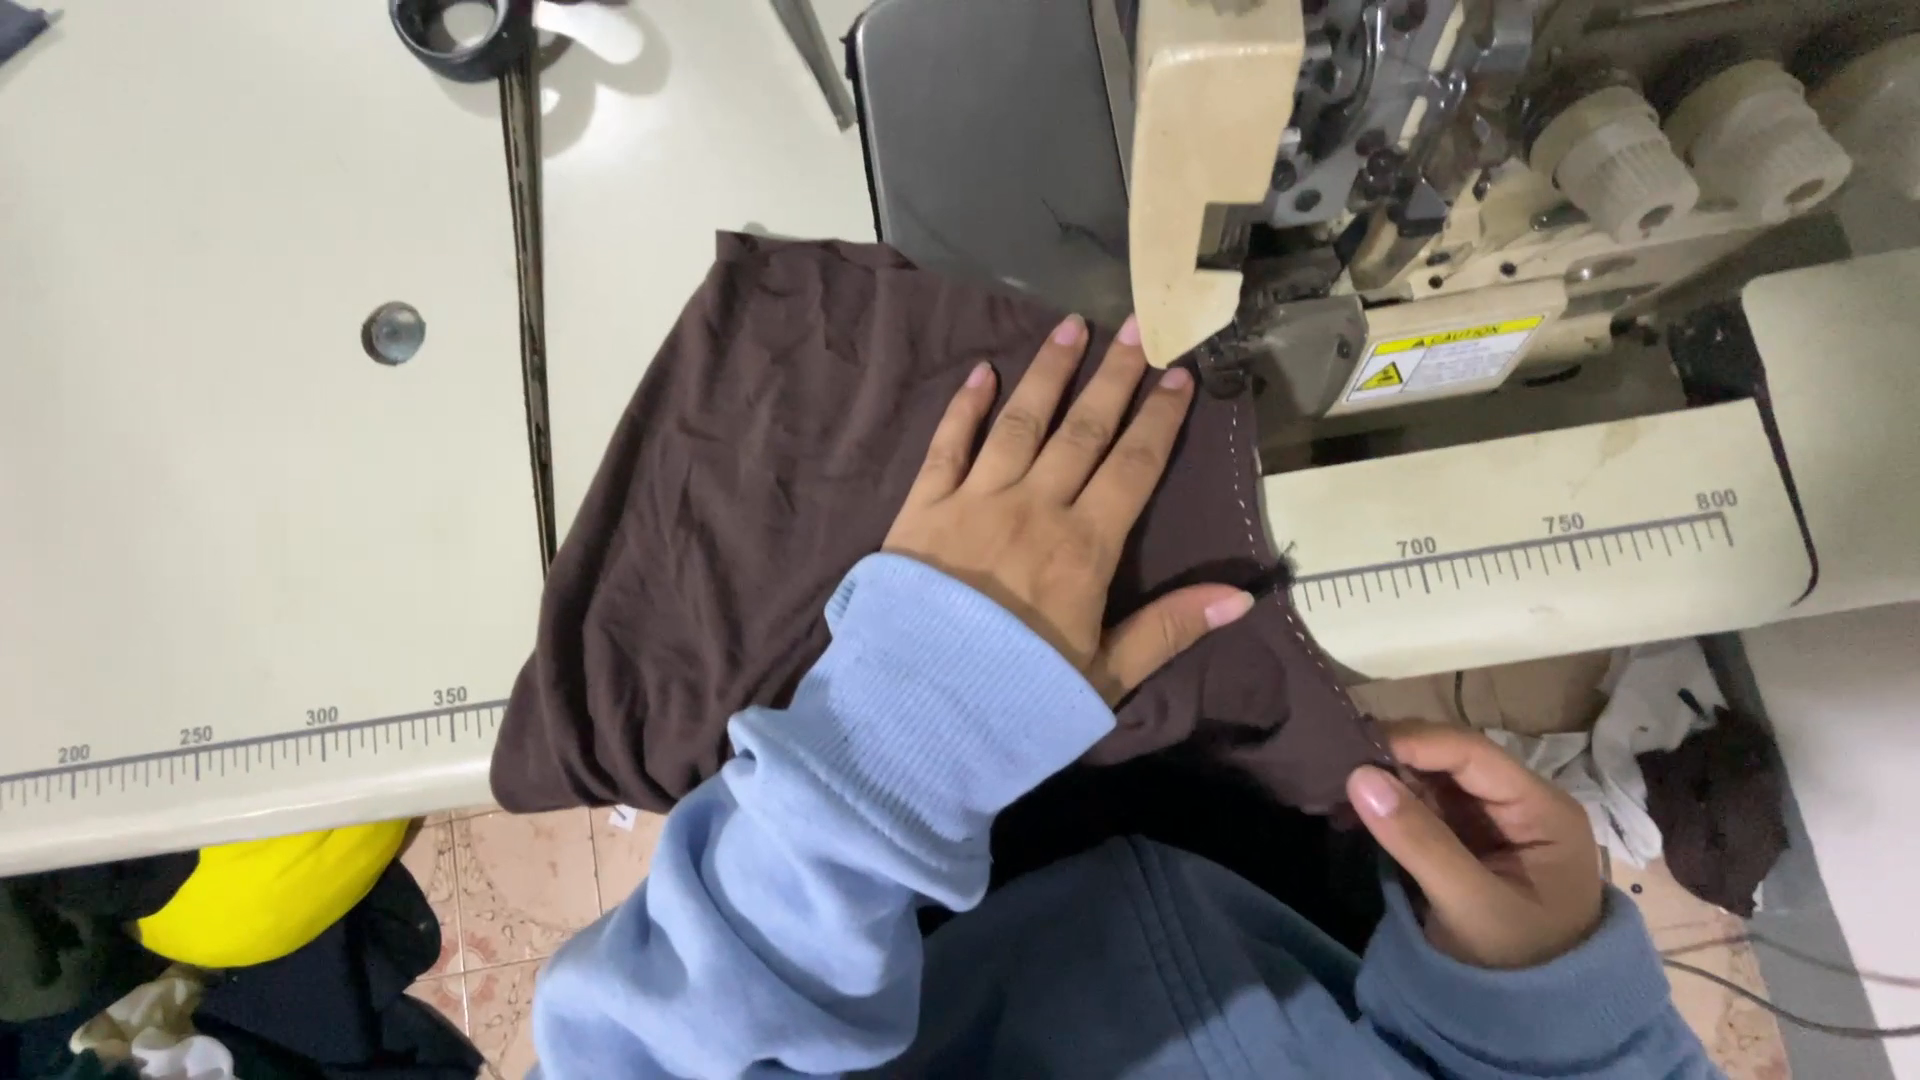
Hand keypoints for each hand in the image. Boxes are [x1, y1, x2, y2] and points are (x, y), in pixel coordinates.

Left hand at [883, 313, 1253, 702]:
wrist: (921, 708)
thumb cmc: (1017, 694)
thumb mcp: (1105, 676)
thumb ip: (1169, 630)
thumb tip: (1241, 596)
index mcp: (1083, 547)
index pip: (1133, 466)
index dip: (1159, 418)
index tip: (1178, 373)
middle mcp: (1033, 508)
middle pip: (1082, 430)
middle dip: (1113, 376)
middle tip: (1135, 326)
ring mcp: (974, 501)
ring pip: (1019, 423)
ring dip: (1048, 373)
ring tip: (1070, 326)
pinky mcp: (924, 507)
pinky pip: (947, 445)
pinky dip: (964, 407)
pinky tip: (981, 371)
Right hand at [1348, 721, 1603, 968]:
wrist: (1537, 1017)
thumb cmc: (1519, 959)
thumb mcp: (1470, 905)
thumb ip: (1418, 840)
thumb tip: (1357, 775)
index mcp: (1541, 808)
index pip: (1469, 751)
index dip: (1412, 742)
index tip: (1353, 749)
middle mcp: (1515, 798)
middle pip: (1444, 755)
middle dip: (1389, 757)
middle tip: (1335, 768)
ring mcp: (1486, 813)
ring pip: (1423, 772)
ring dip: (1379, 777)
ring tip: (1334, 789)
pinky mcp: (1459, 829)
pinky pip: (1414, 797)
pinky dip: (1380, 798)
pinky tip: (1348, 809)